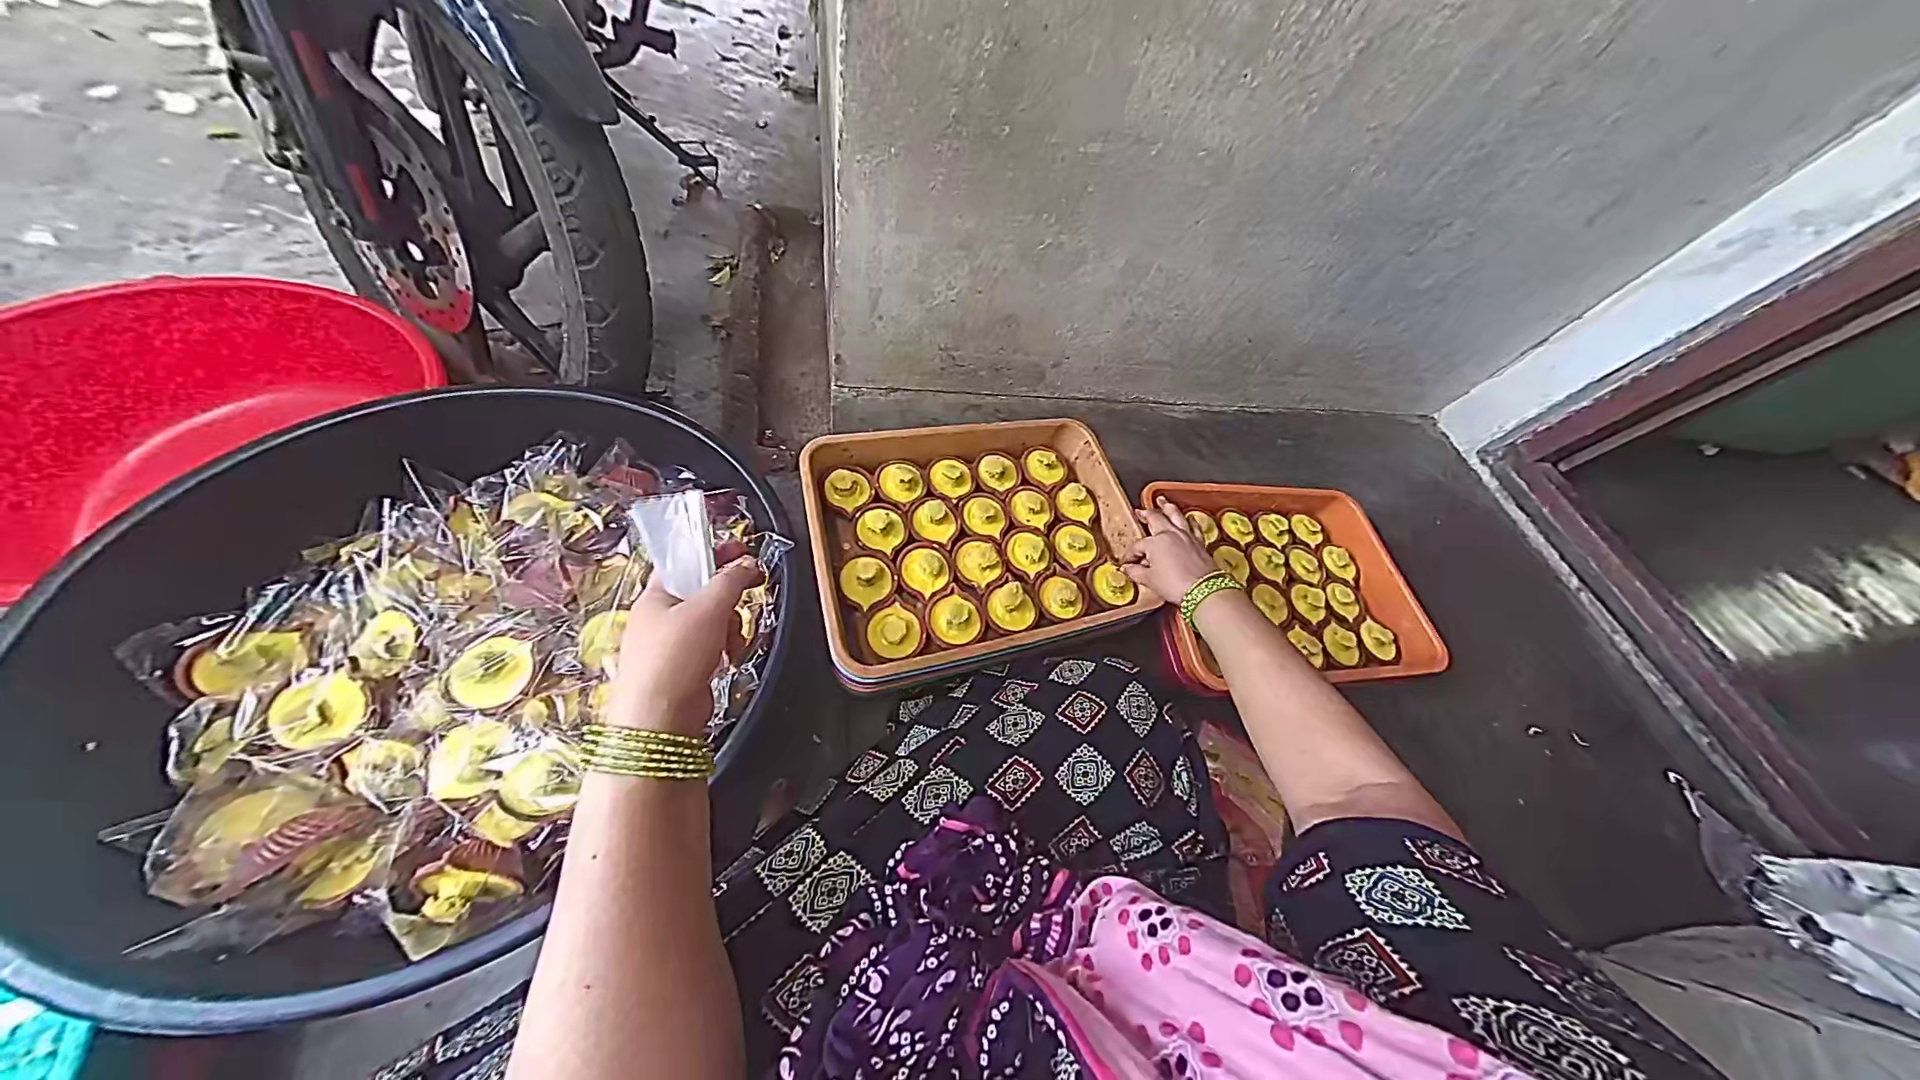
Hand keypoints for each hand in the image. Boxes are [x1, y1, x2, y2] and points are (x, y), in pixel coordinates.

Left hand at [603, 556, 764, 735]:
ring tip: (732, 640)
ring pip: (711, 620)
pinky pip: (710, 646)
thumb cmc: (675, 657)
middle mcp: (659, 617)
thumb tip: (747, 563)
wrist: (660, 719)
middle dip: (728, 598)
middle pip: (703, 592)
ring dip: (730, 626)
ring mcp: (670, 644)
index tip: (742, 551)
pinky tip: (726, 659)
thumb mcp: (708, 608)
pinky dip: (723, 648)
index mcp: (655, 595)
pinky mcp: (683, 668)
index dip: (714, 553)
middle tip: (747, 594)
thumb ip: (730, 581)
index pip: (686, 561)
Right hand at [1122, 497, 1218, 602]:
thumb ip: (1135, 571)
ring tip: (1163, 501)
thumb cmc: (1176, 584)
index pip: (1137, 546)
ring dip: (1168, 507)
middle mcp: (1170, 534)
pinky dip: (1190, 520)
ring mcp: (1186, 536)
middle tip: (1140, 511)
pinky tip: (1189, 518)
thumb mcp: (1149, 580)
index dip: (1131, 555)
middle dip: (1146, 514)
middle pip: (1155, 519)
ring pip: (1176, 515)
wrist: (1203, 590)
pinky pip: (1194, 526)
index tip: (1129, 563)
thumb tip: (1128, 568)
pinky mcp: (1199, 542)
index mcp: (1154, 542)